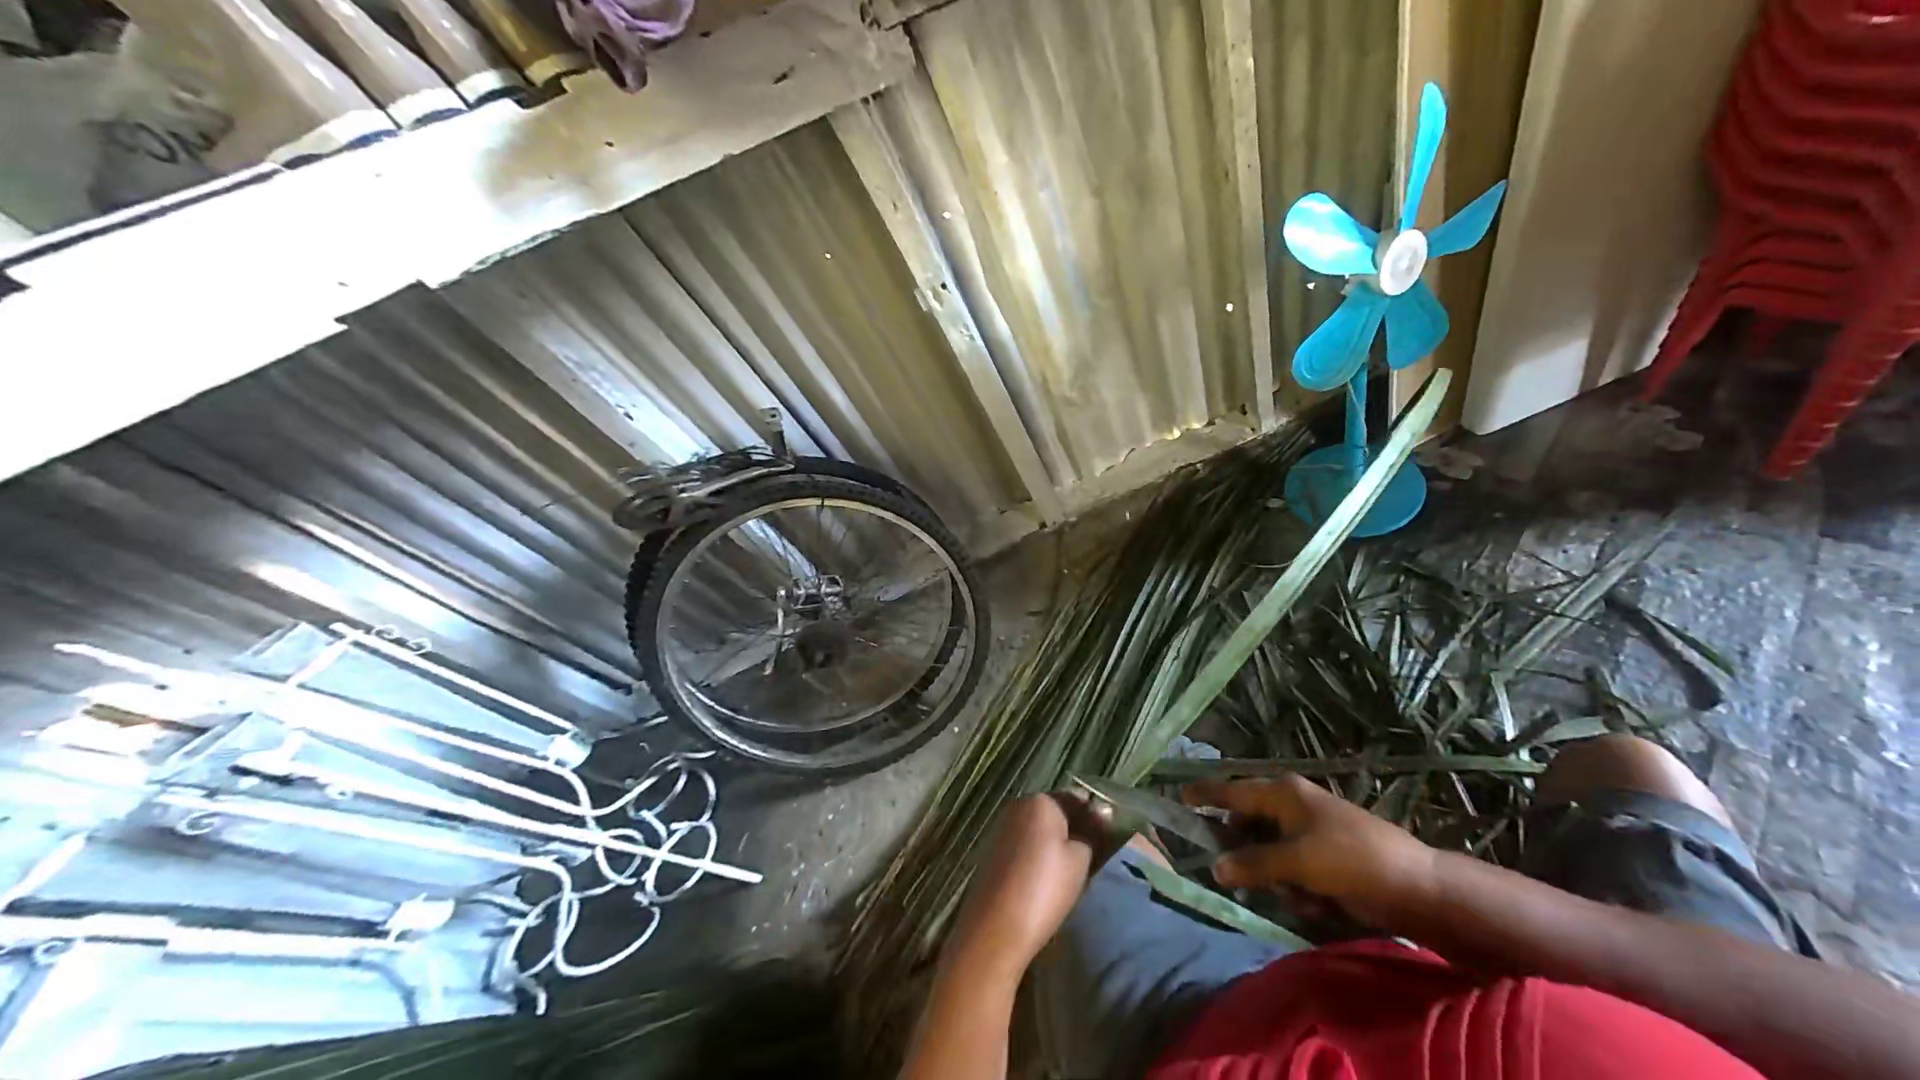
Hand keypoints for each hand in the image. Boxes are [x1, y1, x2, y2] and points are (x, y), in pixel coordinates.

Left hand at [946, 793, 1097, 975]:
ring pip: (1039, 829)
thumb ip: (1092, 834)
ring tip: (1078, 870)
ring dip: (1058, 843)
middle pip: (1056, 812)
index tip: (1113, 837)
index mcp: (1040, 800)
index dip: (1097, 815)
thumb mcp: (1081, 859)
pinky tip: (1051, 878)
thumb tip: (1101, 815)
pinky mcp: (993, 851)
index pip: (1077, 798)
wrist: (997, 927)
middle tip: (1099, 854)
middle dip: (1077, 828)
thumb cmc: (1045, 887)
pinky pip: (1025, 844)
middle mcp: (1018, 806)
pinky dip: (1039, 855)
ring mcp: (1002, 828)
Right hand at [1183, 774, 1438, 928]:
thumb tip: (1215, 867)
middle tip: (1238, 877)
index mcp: (1282, 793)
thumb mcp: (1295, 862)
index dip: (1205, 794)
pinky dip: (1296, 888)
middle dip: (1245, 855)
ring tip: (1297, 897)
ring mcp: (1307, 831)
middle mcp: (1290, 806)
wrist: (1417, 888)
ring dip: (1274, 879)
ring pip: (1267, 854)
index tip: (1178, 796)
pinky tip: (1315, 904)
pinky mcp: (1323, 856)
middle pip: (1246, 826)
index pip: (1231, 791)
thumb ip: (1251, 863)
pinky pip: (1290, 870)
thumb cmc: (1351, 860)